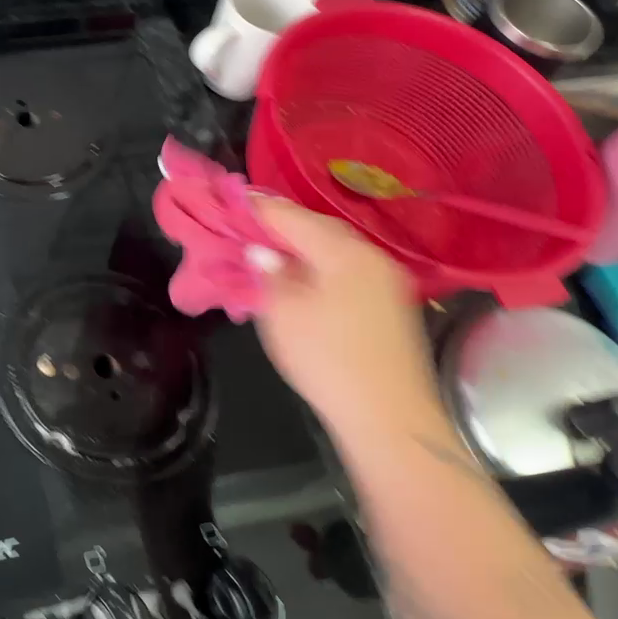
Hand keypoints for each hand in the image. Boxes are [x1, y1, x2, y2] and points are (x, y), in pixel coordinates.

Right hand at [253, 199, 442, 434]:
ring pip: (334, 251)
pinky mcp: (390, 306)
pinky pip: (346, 272)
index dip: (256, 209)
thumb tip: (259, 251)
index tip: (227, 202)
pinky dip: (318, 268)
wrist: (388, 416)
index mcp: (343, 251)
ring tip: (265, 256)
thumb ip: (267, 273)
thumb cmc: (327, 359)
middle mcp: (370, 256)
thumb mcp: (282, 313)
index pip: (290, 216)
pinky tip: (300, 283)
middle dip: (279, 227)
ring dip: (299, 249)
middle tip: (243, 231)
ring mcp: (386, 281)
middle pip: (317, 229)